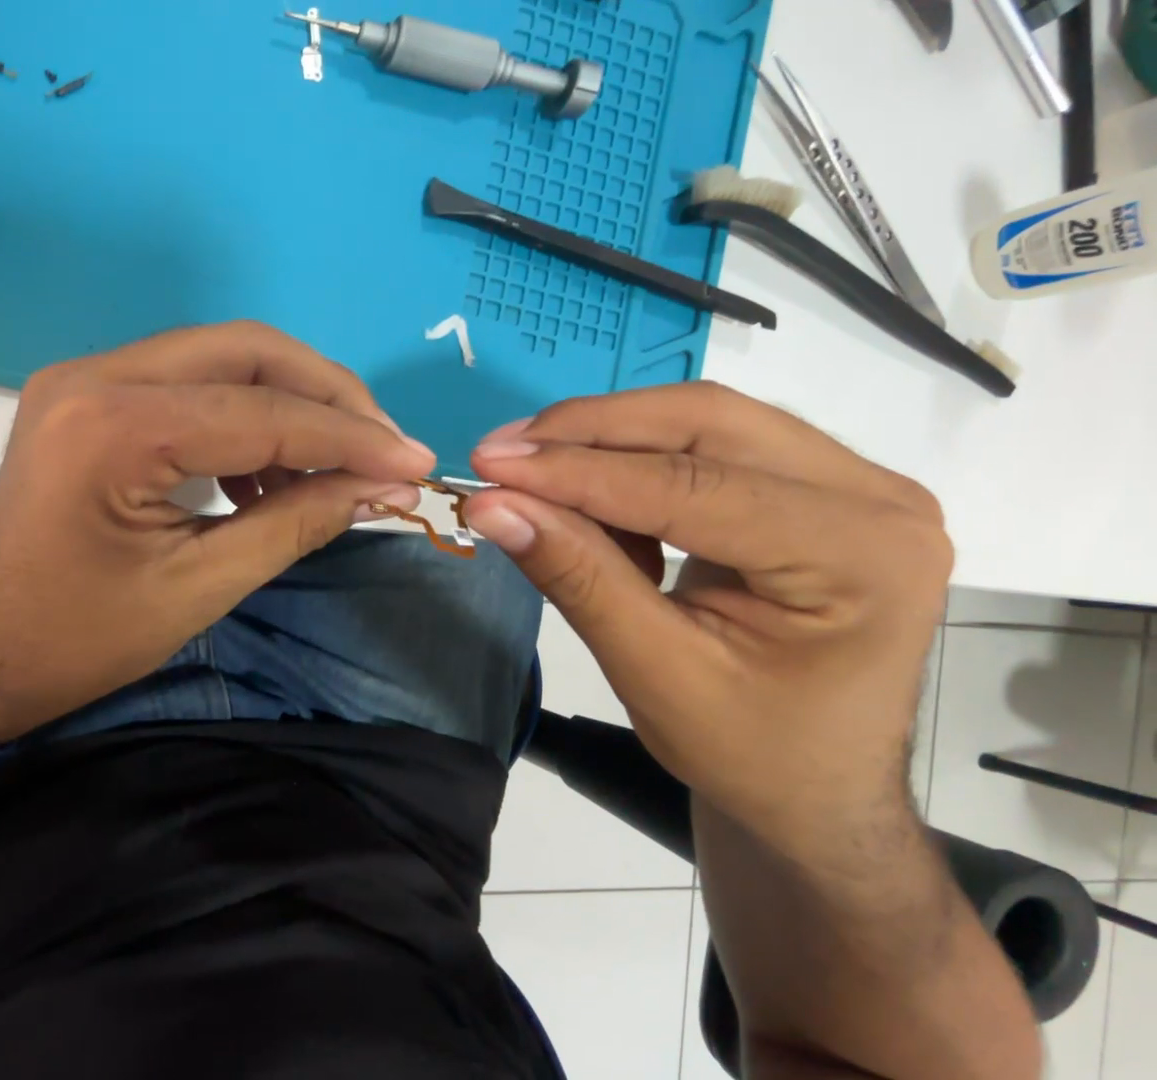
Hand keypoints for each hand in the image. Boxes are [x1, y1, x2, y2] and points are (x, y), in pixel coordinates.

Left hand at [0, 322, 433, 742]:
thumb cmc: (83, 640)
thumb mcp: (201, 586)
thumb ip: (297, 521)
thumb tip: (385, 484)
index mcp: (113, 428)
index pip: (261, 411)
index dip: (349, 438)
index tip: (416, 462)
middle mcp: (92, 376)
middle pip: (242, 352)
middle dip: (324, 397)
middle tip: (382, 448)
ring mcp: (82, 379)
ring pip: (216, 358)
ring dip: (285, 402)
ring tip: (331, 468)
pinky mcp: (84, 397)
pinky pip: (183, 383)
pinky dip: (238, 414)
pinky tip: (266, 470)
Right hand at [463, 383, 949, 850]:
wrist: (815, 788)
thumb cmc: (747, 751)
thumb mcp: (654, 673)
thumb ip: (578, 578)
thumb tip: (492, 506)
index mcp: (860, 556)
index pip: (692, 486)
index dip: (578, 471)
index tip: (487, 465)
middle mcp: (876, 498)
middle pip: (709, 423)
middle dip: (591, 431)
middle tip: (501, 452)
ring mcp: (855, 485)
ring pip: (706, 423)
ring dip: (607, 439)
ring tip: (528, 472)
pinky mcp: (818, 487)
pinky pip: (711, 448)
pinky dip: (633, 464)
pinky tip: (588, 502)